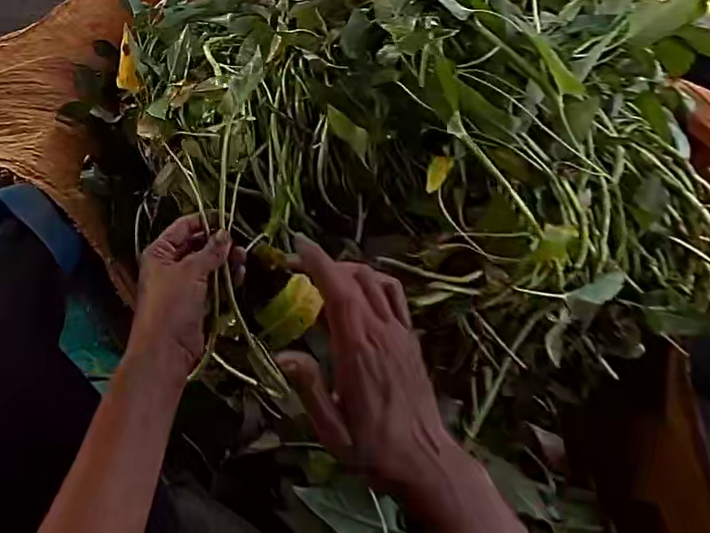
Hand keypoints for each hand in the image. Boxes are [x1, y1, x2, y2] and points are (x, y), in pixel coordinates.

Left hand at [129, 215, 234, 380]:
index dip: (204, 221)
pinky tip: (240, 273)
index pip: (183, 227)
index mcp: (159, 252)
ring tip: (242, 255)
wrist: (166, 351)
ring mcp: (183, 285)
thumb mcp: (191, 271)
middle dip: (217, 242)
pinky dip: (225, 278)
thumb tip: (225, 233)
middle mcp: (169, 265)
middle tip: (238, 240)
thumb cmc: (171, 304)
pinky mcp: (195, 303)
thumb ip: (210, 251)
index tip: (226, 217)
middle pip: (196, 246)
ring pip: (207, 266)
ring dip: (224, 260)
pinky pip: (212, 284)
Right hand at [278, 236, 521, 532]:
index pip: (339, 290)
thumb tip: (282, 355)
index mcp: (358, 350)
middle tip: (298, 267)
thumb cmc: (374, 448)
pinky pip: (393, 293)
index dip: (318, 262)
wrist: (427, 464)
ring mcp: (399, 332)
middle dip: (324, 263)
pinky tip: (359, 290)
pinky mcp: (410, 337)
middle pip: (354, 277)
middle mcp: (381, 332)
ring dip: (347, 269)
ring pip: (374, 279)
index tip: (298, 245)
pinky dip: (373, 280)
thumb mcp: (332, 429)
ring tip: (325, 278)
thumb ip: (308, 388)